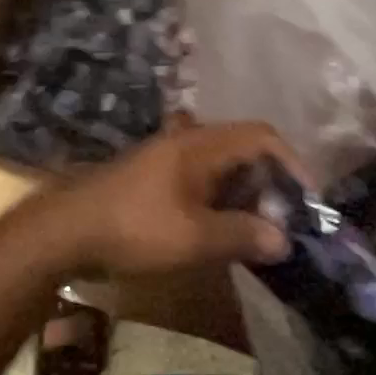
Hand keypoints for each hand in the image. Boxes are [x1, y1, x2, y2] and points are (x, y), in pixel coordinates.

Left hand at [33, 121, 305, 276]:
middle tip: (284, 218)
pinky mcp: (154, 174)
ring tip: (258, 227)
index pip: (261, 135)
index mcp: (201, 143)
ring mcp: (168, 154)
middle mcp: (187, 139)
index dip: (291, 162)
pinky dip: (221, 195)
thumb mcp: (195, 239)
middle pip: (243, 146)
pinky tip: (220, 225)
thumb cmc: (135, 227)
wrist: (68, 228)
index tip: (307, 199)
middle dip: (270, 179)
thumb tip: (283, 238)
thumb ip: (242, 235)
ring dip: (245, 190)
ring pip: (222, 162)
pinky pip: (202, 175)